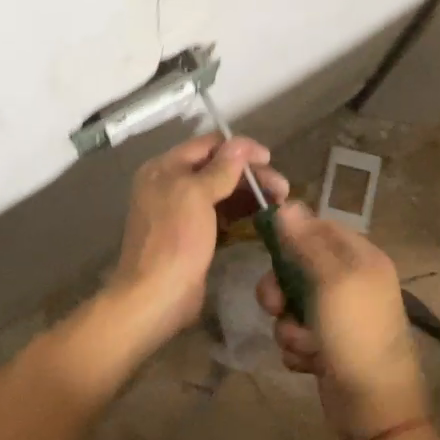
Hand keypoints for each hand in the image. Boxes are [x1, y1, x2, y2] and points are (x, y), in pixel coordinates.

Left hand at [106, 133, 288, 350]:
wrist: (157, 294)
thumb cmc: (174, 239)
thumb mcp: (195, 195)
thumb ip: (219, 169)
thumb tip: (240, 145)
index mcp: (164, 169)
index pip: (206, 145)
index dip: (239, 148)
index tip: (269, 159)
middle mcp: (170, 185)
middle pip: (217, 169)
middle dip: (250, 174)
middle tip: (282, 188)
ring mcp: (182, 212)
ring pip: (222, 192)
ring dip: (250, 193)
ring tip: (280, 201)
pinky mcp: (194, 235)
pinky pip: (221, 215)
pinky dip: (241, 212)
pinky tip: (264, 216)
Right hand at [257, 204, 427, 439]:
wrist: (374, 408)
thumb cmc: (356, 336)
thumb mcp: (331, 282)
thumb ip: (306, 243)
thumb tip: (285, 205)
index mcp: (361, 259)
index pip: (319, 227)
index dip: (292, 235)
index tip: (267, 247)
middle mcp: (351, 283)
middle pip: (297, 266)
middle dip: (280, 289)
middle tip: (275, 305)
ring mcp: (339, 316)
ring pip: (291, 304)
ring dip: (288, 326)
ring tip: (304, 345)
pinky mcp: (327, 345)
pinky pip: (295, 333)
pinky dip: (297, 348)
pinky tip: (310, 363)